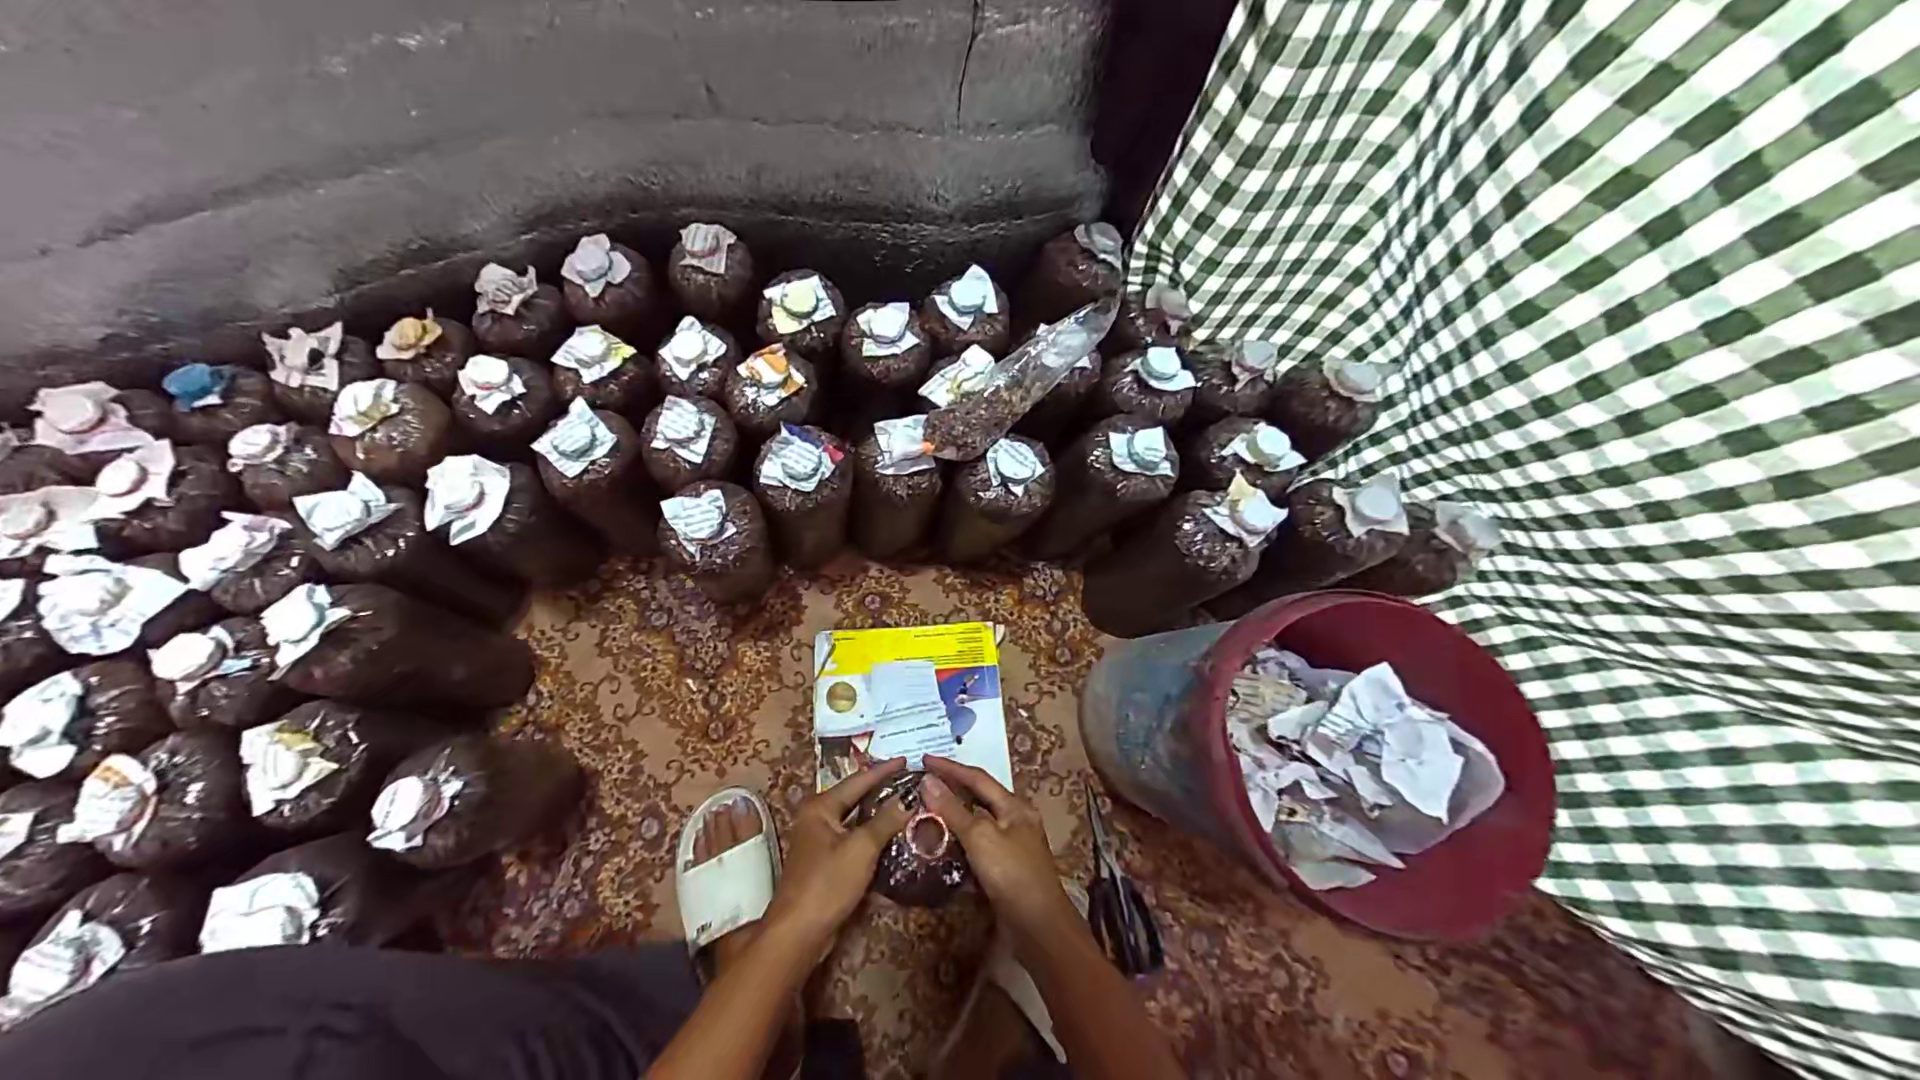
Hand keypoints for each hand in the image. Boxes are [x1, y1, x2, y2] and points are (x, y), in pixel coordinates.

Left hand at [764, 757, 911, 949]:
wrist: (798, 935)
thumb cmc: (826, 884)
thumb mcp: (861, 848)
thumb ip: (886, 820)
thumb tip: (908, 797)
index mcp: (821, 808)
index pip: (858, 780)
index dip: (883, 770)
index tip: (906, 760)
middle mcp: (818, 820)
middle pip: (857, 801)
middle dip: (884, 793)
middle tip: (912, 784)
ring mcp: (822, 845)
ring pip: (858, 825)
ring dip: (882, 821)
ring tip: (910, 810)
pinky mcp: (828, 867)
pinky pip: (856, 847)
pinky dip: (875, 845)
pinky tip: (897, 845)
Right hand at [922, 757, 1076, 939]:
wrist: (1038, 927)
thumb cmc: (1012, 874)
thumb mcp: (980, 837)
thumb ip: (953, 809)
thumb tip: (928, 780)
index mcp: (1014, 806)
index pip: (978, 778)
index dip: (950, 768)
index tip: (924, 760)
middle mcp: (1016, 821)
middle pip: (979, 798)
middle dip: (952, 790)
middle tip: (924, 784)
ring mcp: (1012, 846)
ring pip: (977, 823)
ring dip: (954, 816)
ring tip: (927, 811)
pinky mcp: (1006, 870)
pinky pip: (978, 847)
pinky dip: (959, 842)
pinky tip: (943, 846)